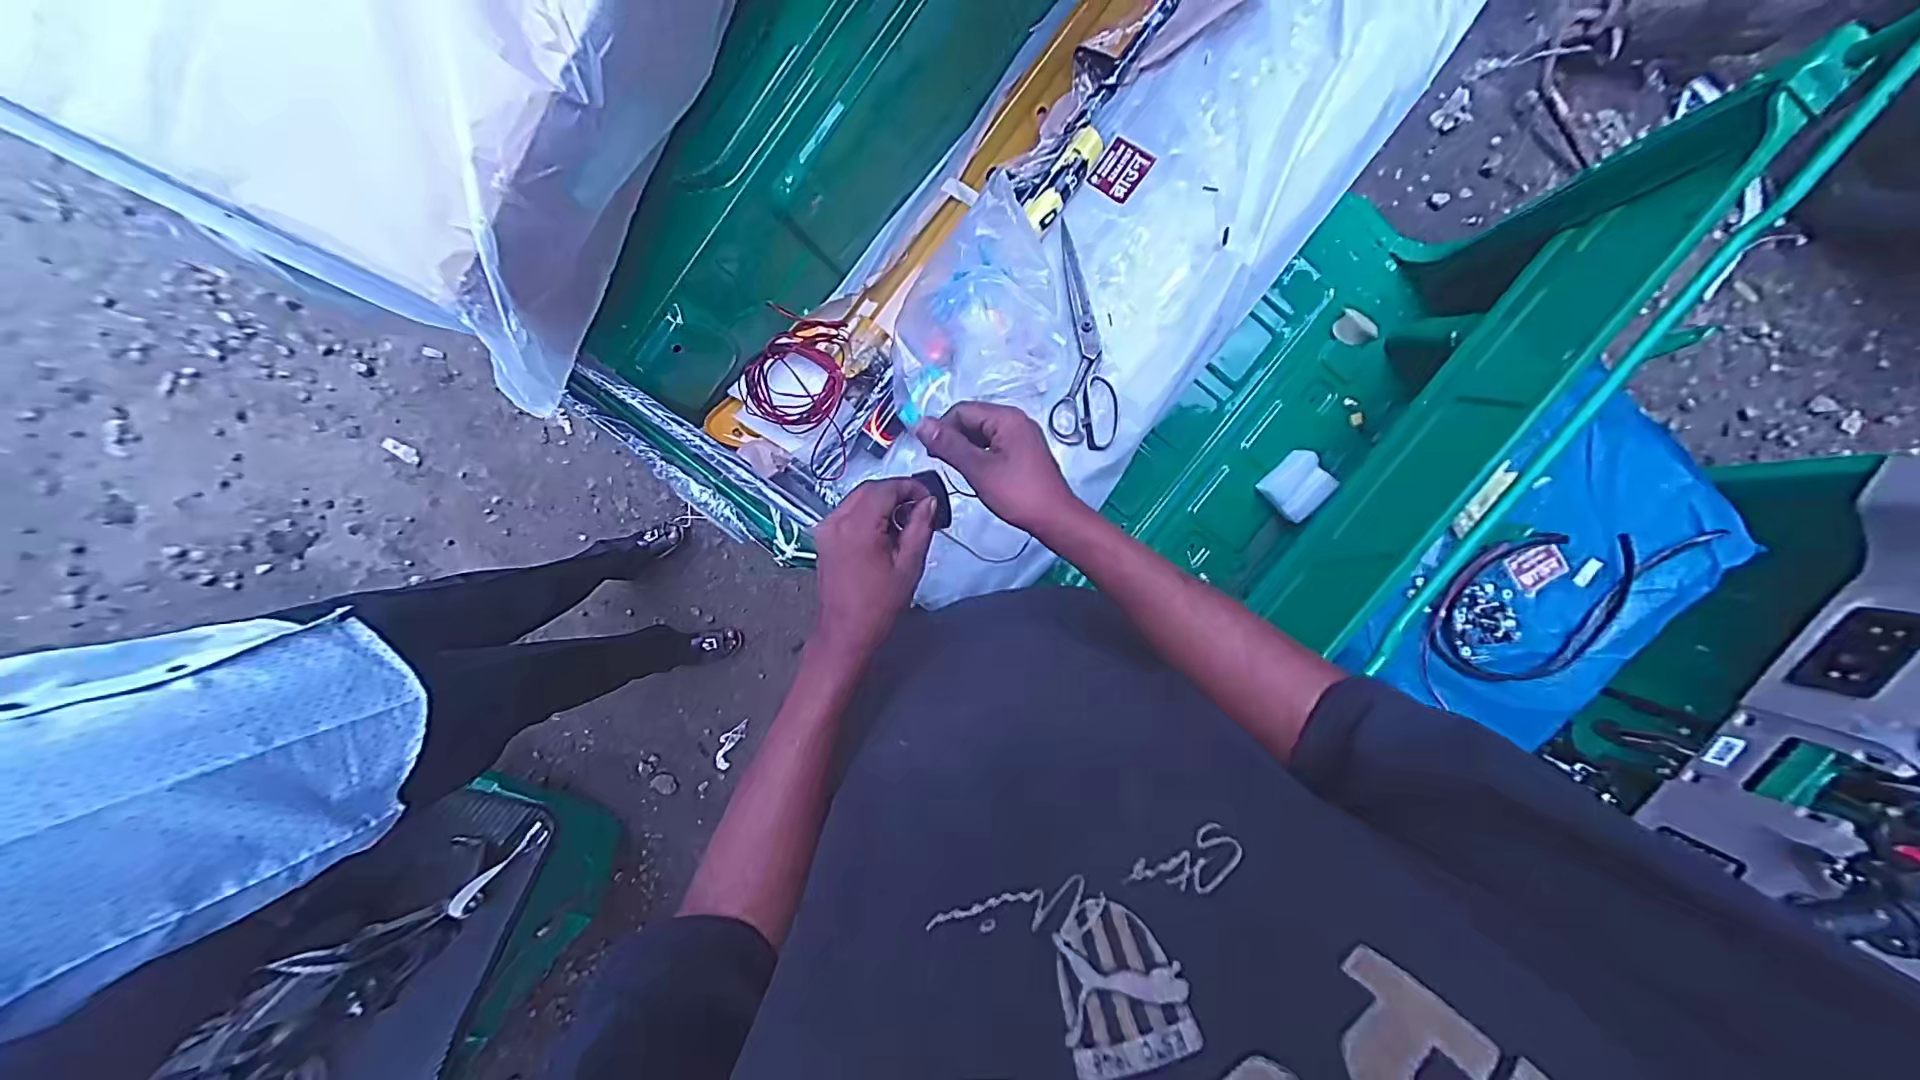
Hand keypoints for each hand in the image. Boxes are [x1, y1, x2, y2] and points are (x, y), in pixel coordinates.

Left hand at [810, 477, 935, 657]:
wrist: (846, 631)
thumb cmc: (879, 604)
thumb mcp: (909, 565)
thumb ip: (920, 527)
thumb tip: (928, 502)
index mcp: (857, 526)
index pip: (885, 488)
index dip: (910, 487)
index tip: (928, 498)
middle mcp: (836, 521)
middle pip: (869, 489)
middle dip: (896, 492)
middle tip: (920, 508)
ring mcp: (826, 529)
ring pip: (857, 498)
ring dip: (882, 502)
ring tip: (905, 522)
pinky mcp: (823, 538)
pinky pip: (848, 513)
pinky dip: (867, 513)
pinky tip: (884, 532)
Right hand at [914, 402, 1078, 535]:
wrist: (1053, 518)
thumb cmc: (1021, 494)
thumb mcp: (977, 469)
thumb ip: (948, 445)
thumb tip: (923, 425)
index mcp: (1007, 418)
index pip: (961, 410)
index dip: (942, 428)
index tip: (931, 450)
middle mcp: (1017, 421)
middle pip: (972, 419)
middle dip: (953, 438)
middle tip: (942, 461)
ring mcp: (1022, 436)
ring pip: (982, 433)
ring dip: (965, 447)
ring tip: (958, 469)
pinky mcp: (1024, 451)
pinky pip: (994, 444)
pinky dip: (979, 454)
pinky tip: (975, 472)